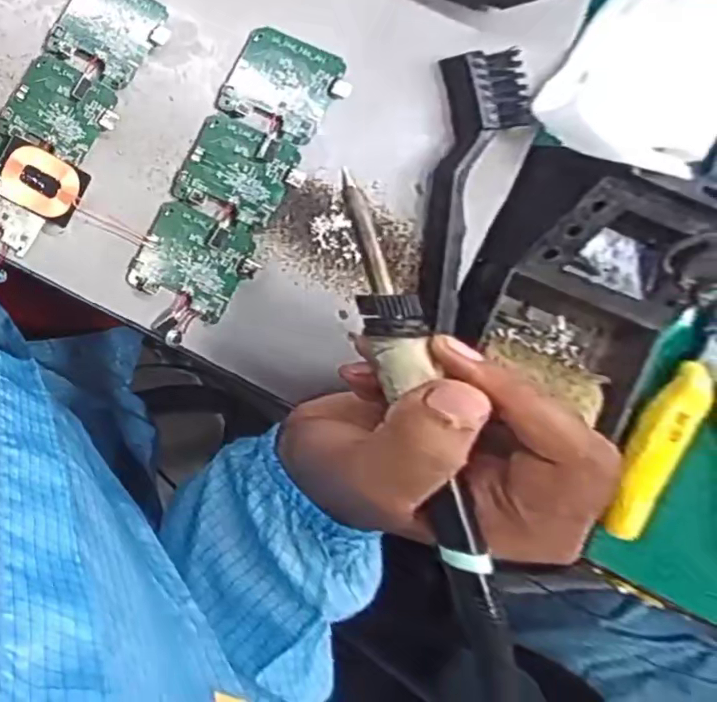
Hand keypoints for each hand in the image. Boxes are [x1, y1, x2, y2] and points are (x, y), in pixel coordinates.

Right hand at [278, 335, 621, 563]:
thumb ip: (418, 448)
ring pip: (502, 388)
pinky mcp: (465, 412)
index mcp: (531, 520)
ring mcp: (498, 445)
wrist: (301, 461)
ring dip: (434, 364)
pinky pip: (465, 374)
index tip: (458, 365)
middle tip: (423, 355)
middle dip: (475, 379)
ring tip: (380, 361)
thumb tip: (464, 398)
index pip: (575, 457)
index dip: (523, 403)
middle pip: (544, 415)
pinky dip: (415, 359)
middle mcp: (530, 484)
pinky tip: (376, 368)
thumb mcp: (370, 478)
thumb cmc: (335, 486)